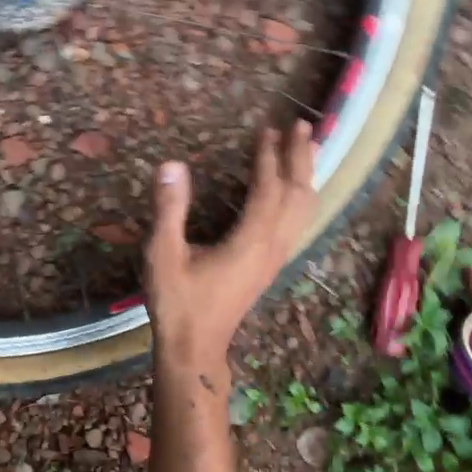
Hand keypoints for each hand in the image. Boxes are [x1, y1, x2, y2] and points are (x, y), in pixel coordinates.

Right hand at [146, 121, 317, 372]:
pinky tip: (295, 193)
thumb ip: (169, 210)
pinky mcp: (270, 266)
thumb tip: (171, 166)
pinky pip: (297, 223)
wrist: (195, 346)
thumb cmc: (177, 302)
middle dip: (299, 158)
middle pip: (297, 194)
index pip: (268, 189)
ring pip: (303, 210)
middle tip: (300, 125)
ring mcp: (275, 258)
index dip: (269, 157)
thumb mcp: (163, 254)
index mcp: (250, 241)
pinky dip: (301, 198)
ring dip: (305, 176)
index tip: (267, 129)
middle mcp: (272, 246)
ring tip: (307, 149)